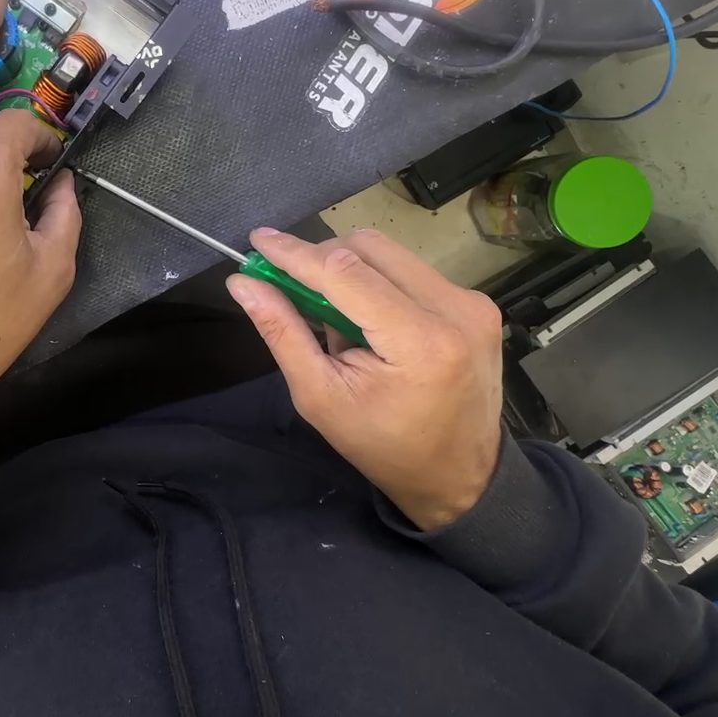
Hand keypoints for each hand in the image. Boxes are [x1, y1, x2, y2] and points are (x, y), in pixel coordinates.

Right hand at [226, 228, 503, 529]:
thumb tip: (242, 283)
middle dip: (319, 258)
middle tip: (287, 284)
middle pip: (368, 248)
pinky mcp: (474, 304)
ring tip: (332, 316)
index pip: (345, 271)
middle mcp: (454, 310)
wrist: (459, 476)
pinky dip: (374, 283)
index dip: (296, 252)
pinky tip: (365, 321)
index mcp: (420, 341)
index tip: (257, 240)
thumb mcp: (319, 396)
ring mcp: (471, 303)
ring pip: (389, 254)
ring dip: (347, 270)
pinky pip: (408, 270)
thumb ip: (281, 332)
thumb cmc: (382, 445)